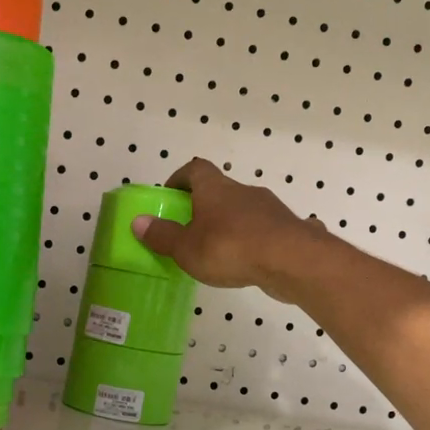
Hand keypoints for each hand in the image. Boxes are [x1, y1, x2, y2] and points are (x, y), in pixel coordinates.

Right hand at [133, 158, 329, 302]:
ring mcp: (269, 208)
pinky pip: (266, 230)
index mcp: (215, 189)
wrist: (291, 260)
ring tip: (220, 250)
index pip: (195, 169)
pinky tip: (254, 258)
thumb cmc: (230, 248)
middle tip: (191, 228)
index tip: (170, 195)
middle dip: (204, 206)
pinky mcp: (287, 229)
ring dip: (230, 223)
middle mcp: (243, 191)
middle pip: (220, 190)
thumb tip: (138, 221)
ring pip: (244, 210)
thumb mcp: (186, 247)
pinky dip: (256, 239)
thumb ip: (162, 235)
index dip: (180, 178)